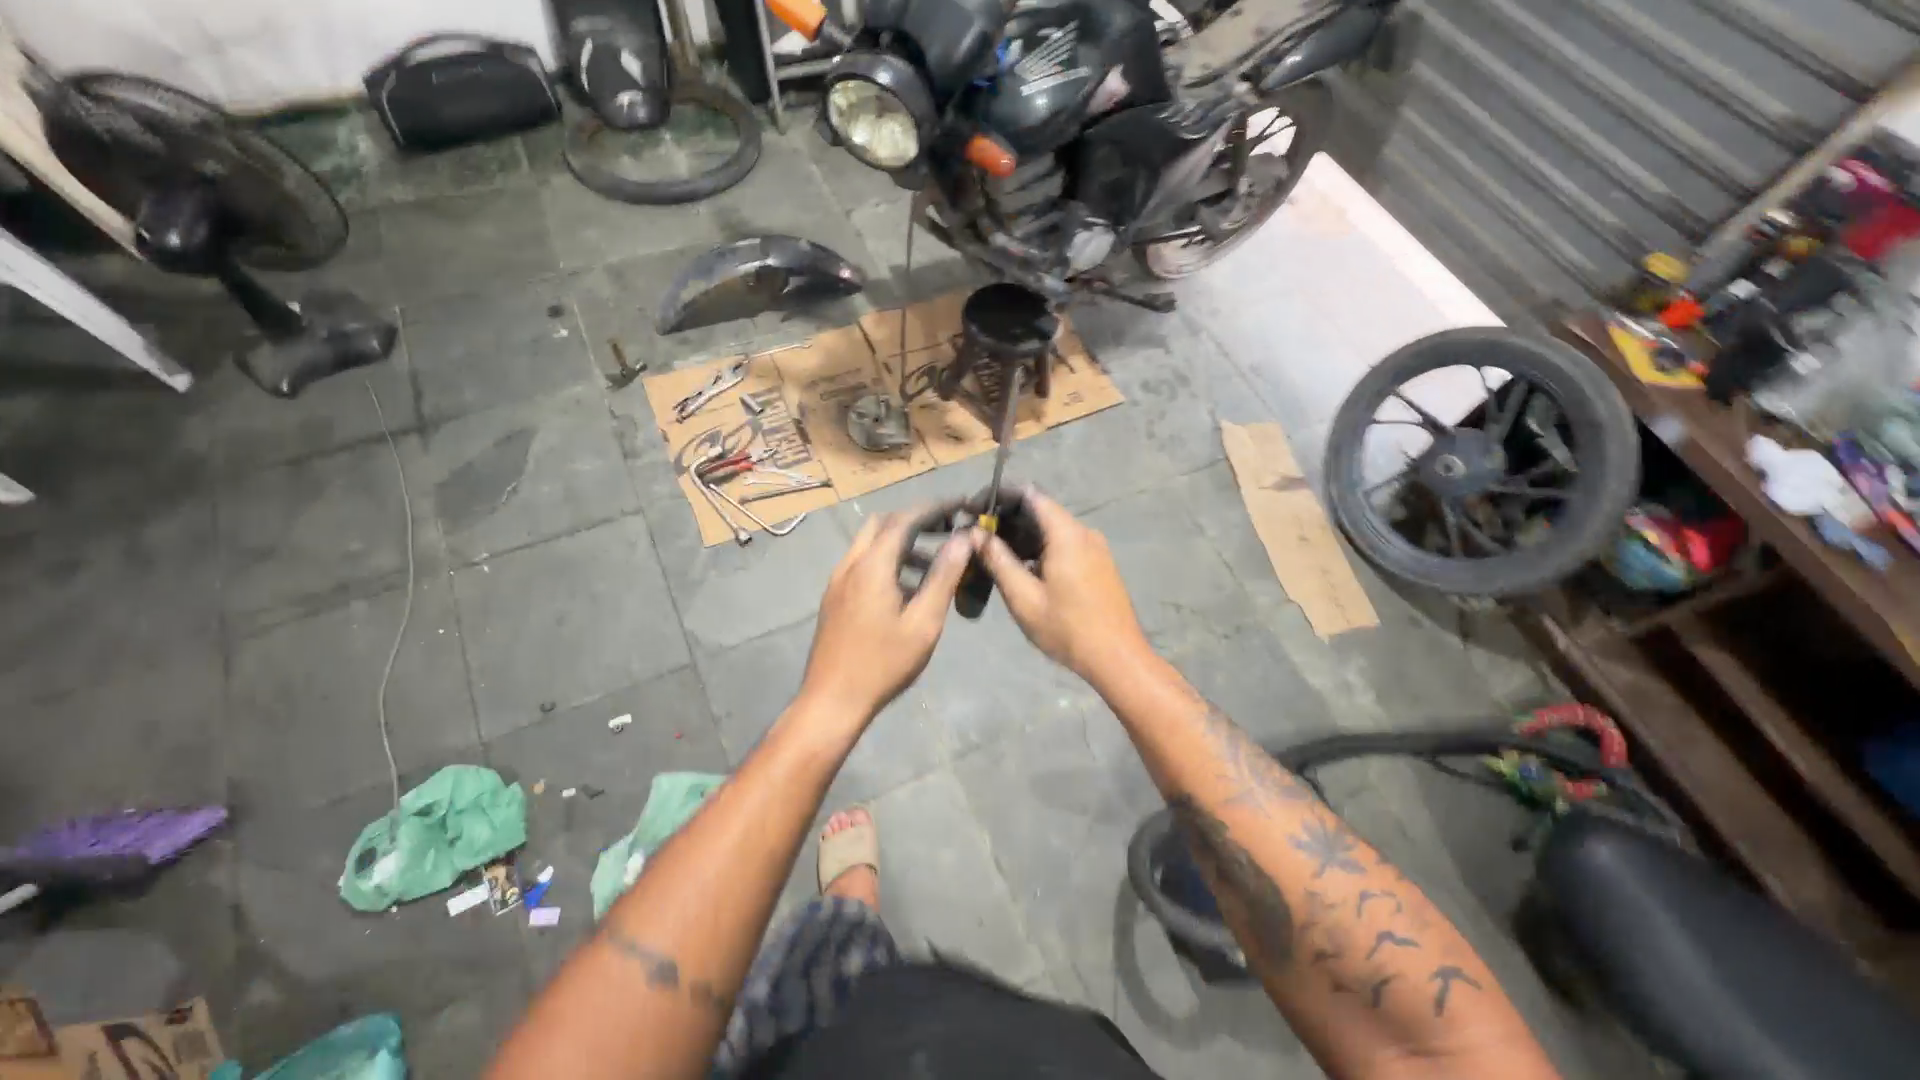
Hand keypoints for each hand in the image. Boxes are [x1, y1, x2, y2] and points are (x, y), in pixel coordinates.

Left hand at [799, 509, 970, 721]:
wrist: (832, 699)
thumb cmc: (883, 664)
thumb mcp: (924, 622)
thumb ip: (943, 577)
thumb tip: (963, 539)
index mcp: (872, 566)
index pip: (905, 519)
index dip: (935, 508)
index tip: (961, 506)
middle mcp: (850, 565)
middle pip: (883, 524)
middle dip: (916, 520)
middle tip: (947, 530)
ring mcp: (838, 581)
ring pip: (871, 545)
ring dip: (902, 544)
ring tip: (936, 565)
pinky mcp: (835, 598)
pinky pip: (863, 565)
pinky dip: (888, 561)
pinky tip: (908, 589)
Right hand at [972, 489, 1148, 680]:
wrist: (1117, 658)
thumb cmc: (1067, 629)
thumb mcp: (1024, 598)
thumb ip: (998, 561)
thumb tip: (975, 534)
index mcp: (1067, 534)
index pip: (1030, 495)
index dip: (1000, 497)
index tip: (974, 510)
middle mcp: (1084, 532)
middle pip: (1041, 510)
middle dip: (1008, 519)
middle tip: (978, 537)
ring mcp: (1095, 547)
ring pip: (1052, 528)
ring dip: (1023, 536)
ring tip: (994, 555)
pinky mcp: (1099, 563)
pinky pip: (1065, 544)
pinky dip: (1041, 548)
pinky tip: (1022, 569)